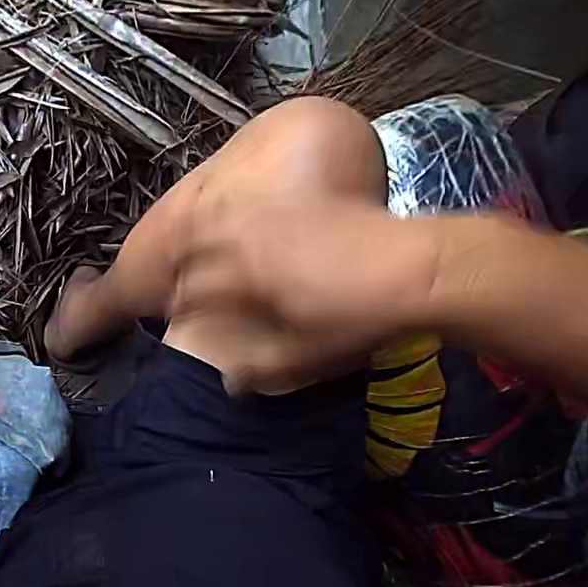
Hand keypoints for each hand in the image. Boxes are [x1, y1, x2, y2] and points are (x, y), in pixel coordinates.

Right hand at [170, 195, 456, 389]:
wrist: (410, 269)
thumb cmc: (352, 318)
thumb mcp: (303, 355)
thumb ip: (259, 368)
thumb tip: (228, 384)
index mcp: (246, 276)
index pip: (195, 287)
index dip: (182, 302)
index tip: (177, 314)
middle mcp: (250, 238)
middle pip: (197, 243)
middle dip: (183, 262)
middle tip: (181, 280)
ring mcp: (274, 215)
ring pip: (218, 215)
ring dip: (201, 230)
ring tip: (198, 246)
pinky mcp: (298, 203)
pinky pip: (251, 202)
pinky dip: (233, 211)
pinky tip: (240, 222)